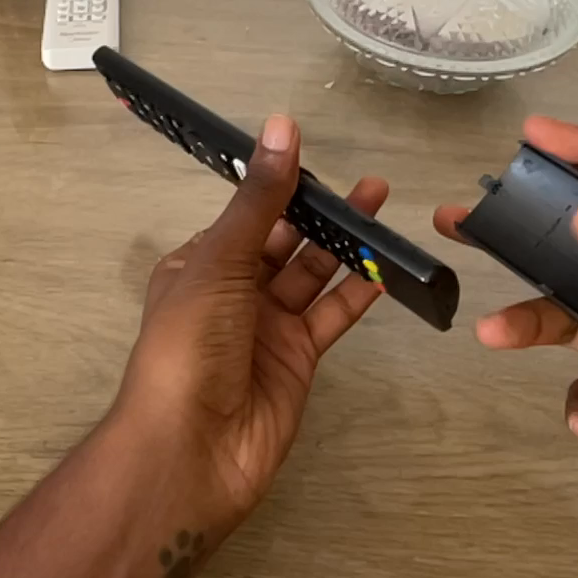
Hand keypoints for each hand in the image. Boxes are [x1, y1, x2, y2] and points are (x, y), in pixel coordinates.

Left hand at [111, 114, 389, 529]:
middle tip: (365, 185)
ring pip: (311, 274)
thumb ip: (259, 200)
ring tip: (381, 207)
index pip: (245, 217)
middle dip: (319, 213)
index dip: (278, 190)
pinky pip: (331, 315)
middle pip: (282, 242)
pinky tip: (388, 266)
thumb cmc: (190, 343)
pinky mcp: (297, 359)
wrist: (192, 449)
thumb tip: (281, 128)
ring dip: (344, 243)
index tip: (315, 161)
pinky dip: (358, 291)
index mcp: (199, 264)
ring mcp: (266, 327)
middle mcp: (232, 291)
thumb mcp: (220, 261)